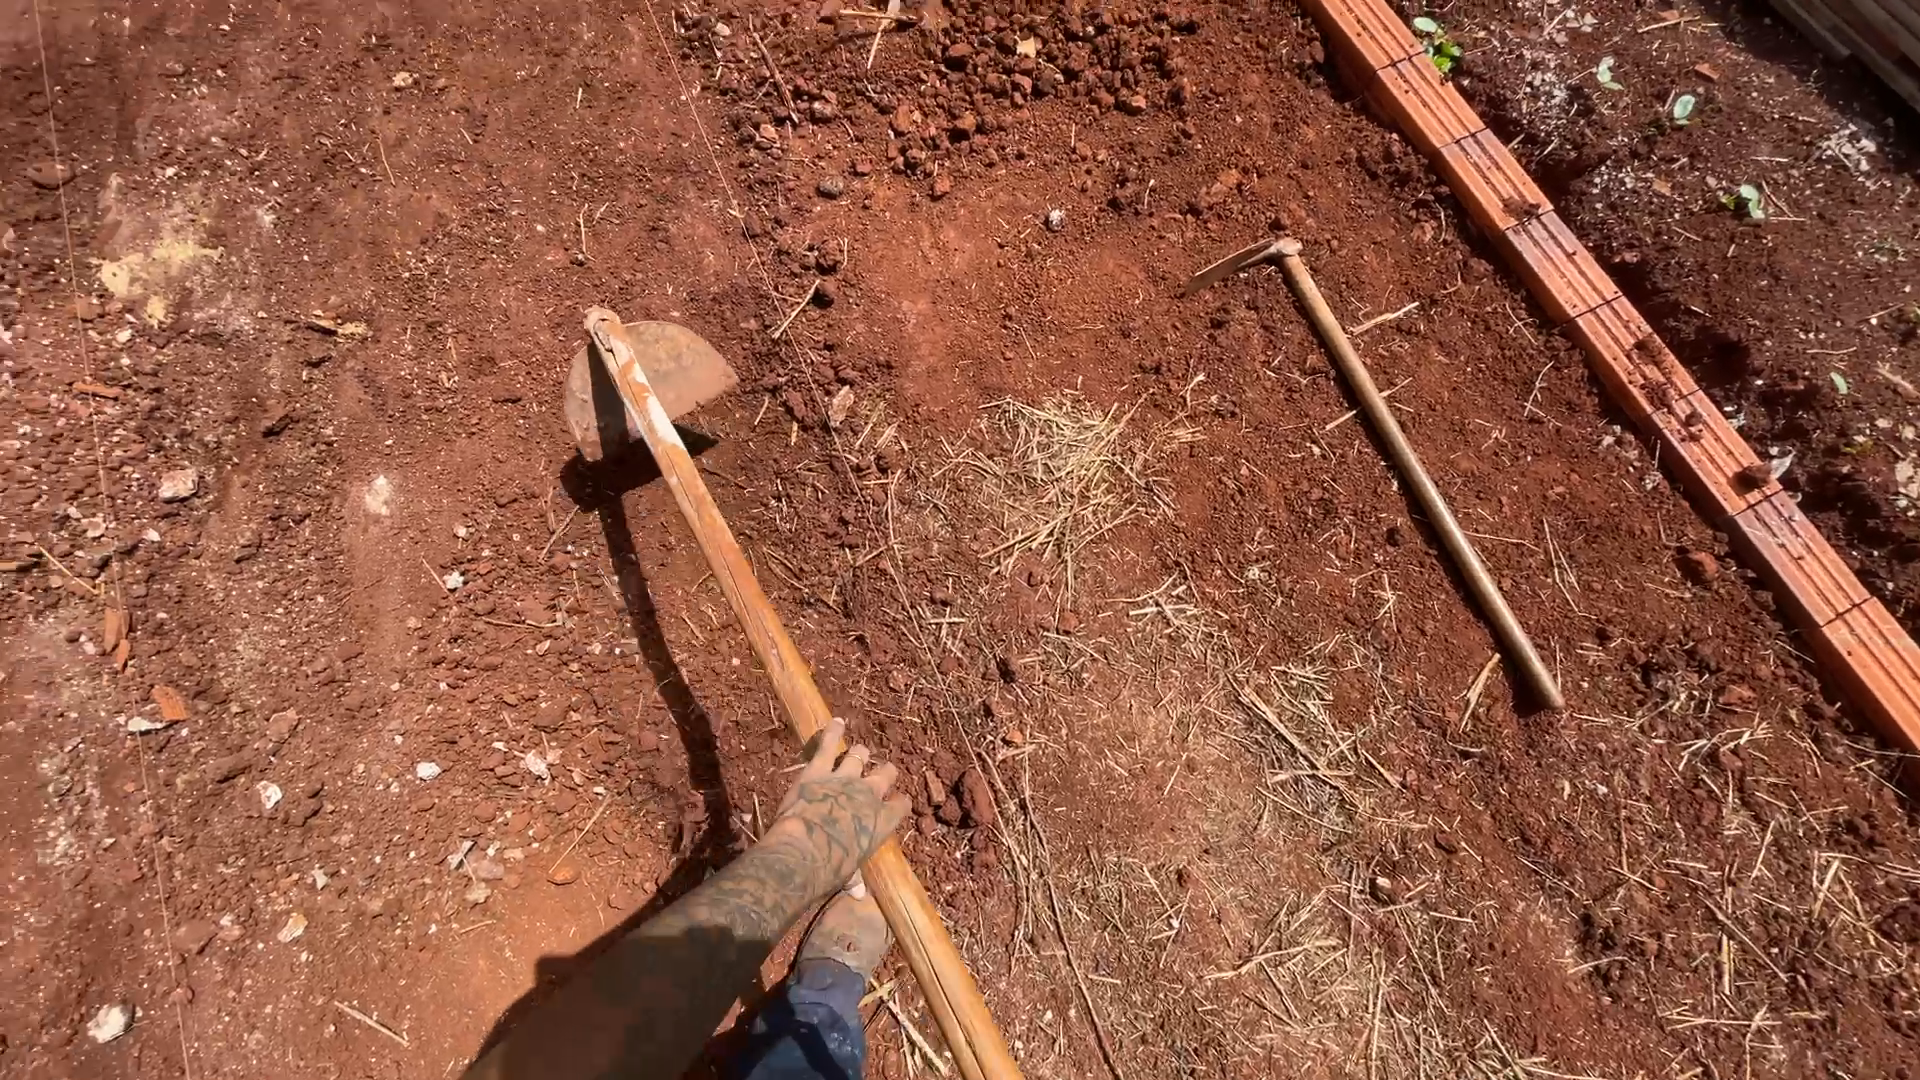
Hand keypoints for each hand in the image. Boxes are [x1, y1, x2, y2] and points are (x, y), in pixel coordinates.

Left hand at [766, 718, 908, 901]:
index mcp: (883, 821)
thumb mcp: (847, 874)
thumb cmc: (830, 870)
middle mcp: (869, 794)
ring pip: (860, 755)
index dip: (899, 802)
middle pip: (886, 773)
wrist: (805, 853)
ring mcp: (845, 778)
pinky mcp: (818, 770)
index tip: (896, 803)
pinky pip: (829, 745)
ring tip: (858, 754)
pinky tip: (836, 723)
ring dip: (859, 754)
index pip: (901, 804)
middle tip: (879, 774)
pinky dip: (833, 732)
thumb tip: (859, 896)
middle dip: (884, 772)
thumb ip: (854, 879)